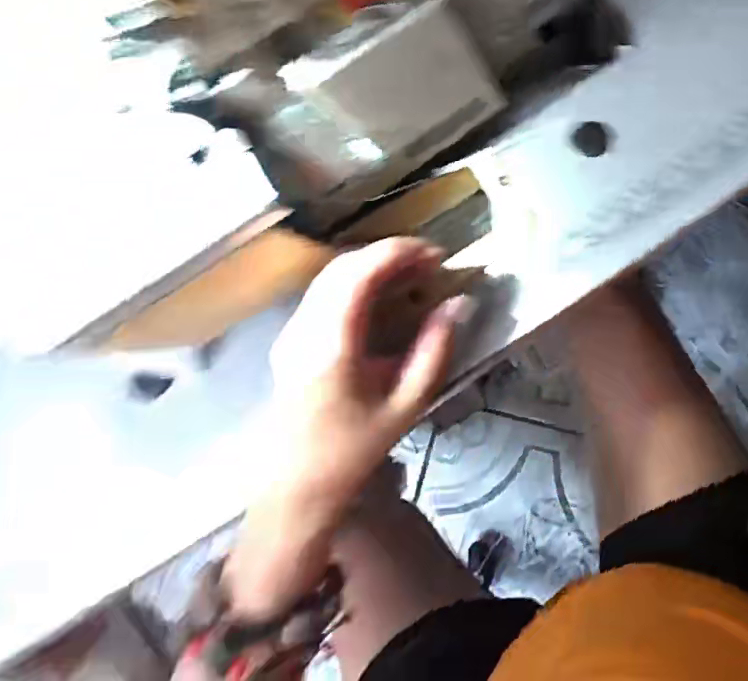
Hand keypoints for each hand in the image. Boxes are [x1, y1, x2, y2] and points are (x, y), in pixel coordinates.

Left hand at [224, 238, 470, 618]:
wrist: (294, 493)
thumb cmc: (353, 452)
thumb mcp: (406, 405)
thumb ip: (435, 350)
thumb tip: (457, 304)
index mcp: (331, 343)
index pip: (361, 272)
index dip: (401, 252)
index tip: (437, 255)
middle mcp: (304, 328)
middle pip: (344, 265)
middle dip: (390, 253)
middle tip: (430, 263)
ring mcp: (291, 332)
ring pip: (332, 275)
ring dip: (373, 265)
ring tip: (412, 275)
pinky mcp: (290, 340)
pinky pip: (324, 292)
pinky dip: (357, 281)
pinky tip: (383, 296)